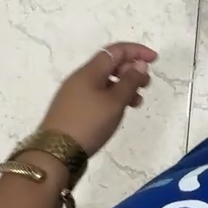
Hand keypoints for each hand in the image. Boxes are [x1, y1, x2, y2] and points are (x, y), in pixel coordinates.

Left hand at [40, 42, 157, 154]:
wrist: (53, 156)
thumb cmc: (88, 123)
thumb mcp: (115, 102)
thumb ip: (130, 81)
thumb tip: (139, 63)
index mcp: (89, 71)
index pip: (116, 51)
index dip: (137, 51)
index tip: (154, 60)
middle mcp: (79, 78)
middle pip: (110, 65)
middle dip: (131, 70)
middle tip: (146, 85)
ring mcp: (73, 95)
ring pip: (104, 81)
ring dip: (123, 86)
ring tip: (136, 103)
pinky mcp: (71, 110)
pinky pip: (97, 94)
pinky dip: (112, 97)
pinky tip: (118, 112)